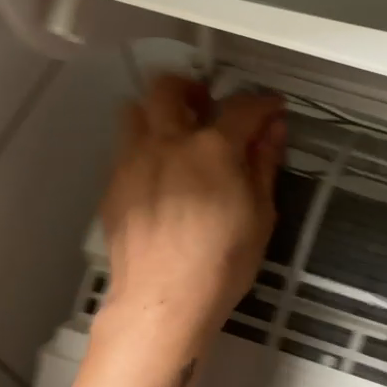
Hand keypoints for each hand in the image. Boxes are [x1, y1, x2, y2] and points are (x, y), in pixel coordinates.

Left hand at [96, 75, 285, 352]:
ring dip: (157, 112)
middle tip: (207, 106)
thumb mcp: (260, 216)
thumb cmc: (221, 263)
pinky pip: (124, 150)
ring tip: (174, 135)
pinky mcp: (113, 186)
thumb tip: (273, 131)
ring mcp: (133, 162)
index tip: (273, 108)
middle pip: (168, 87)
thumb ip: (264, 166)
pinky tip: (159, 177)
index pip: (242, 108)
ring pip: (134, 111)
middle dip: (191, 87)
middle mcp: (167, 143)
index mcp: (213, 148)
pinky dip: (144, 148)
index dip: (263, 103)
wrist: (162, 300)